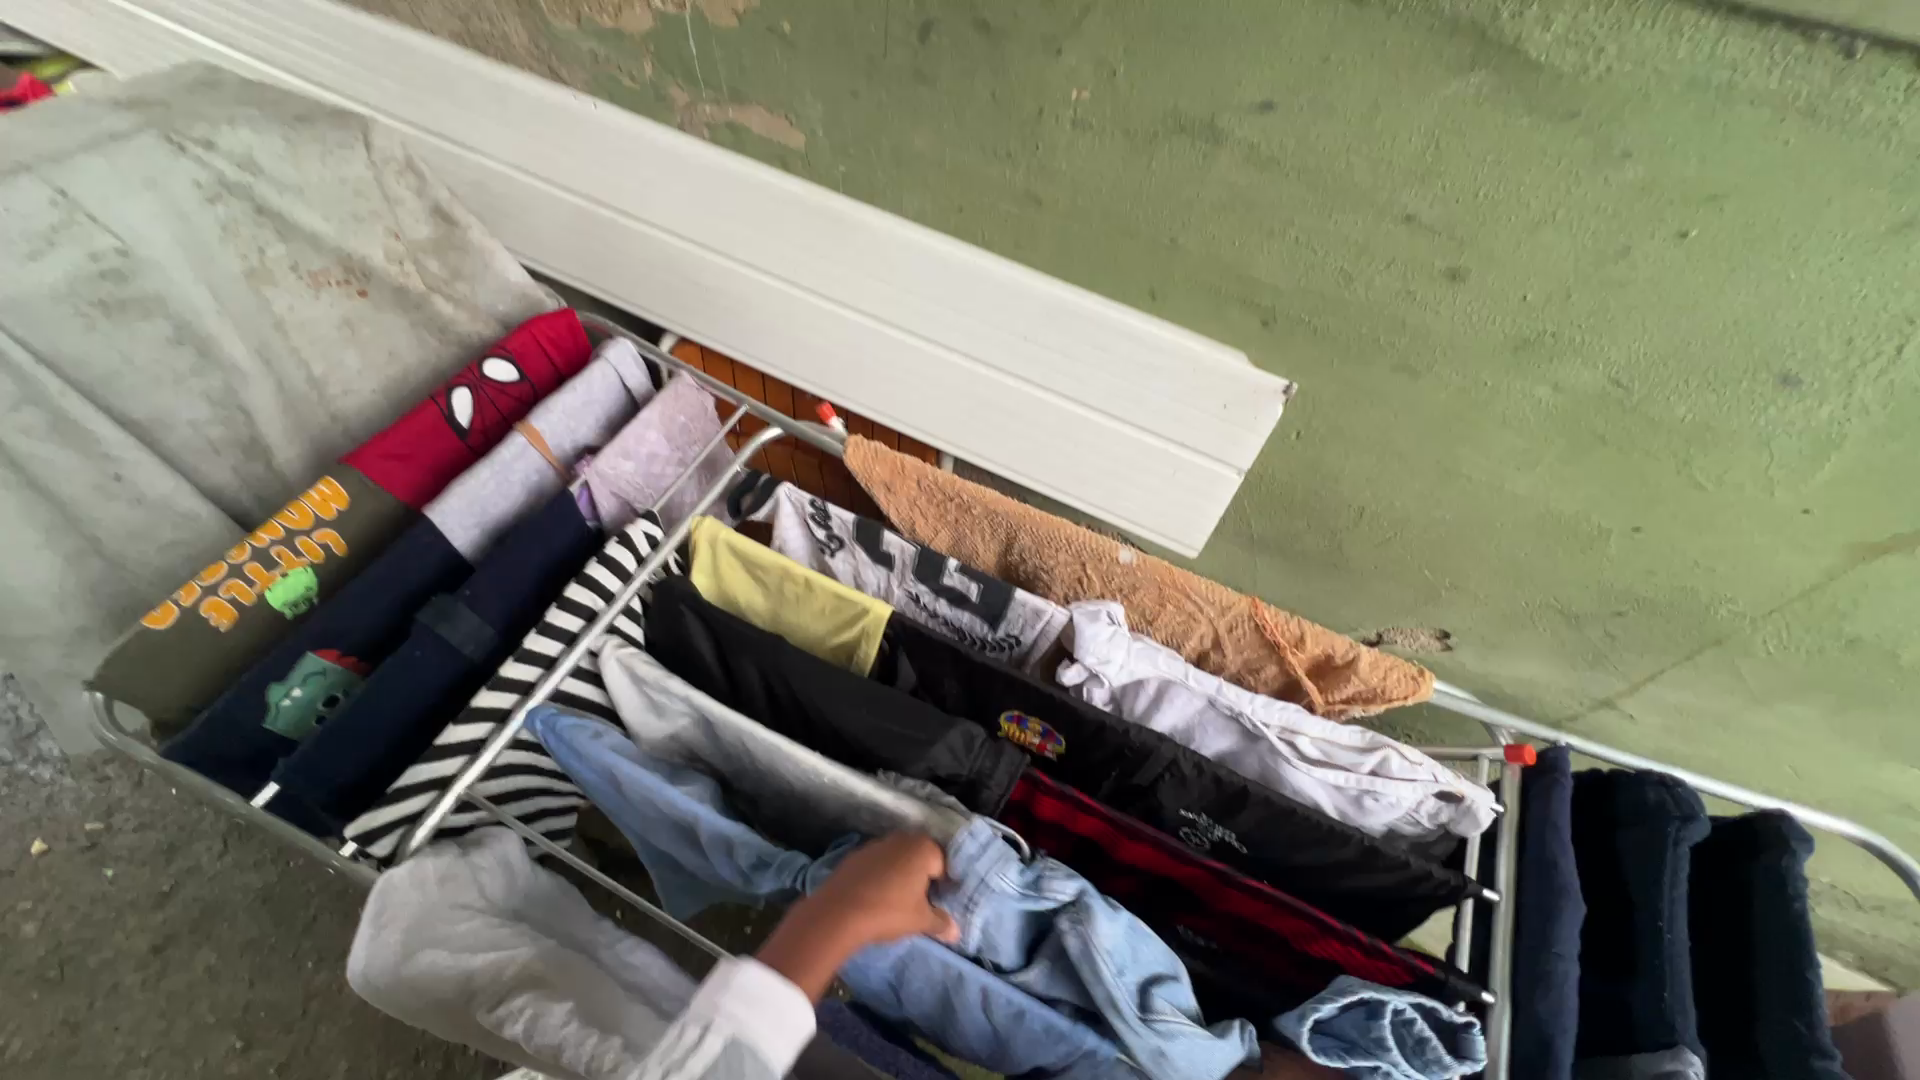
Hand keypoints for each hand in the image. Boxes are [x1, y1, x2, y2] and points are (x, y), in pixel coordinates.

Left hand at [755, 833, 957, 1000]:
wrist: (838, 911)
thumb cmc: (888, 911)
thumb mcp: (919, 921)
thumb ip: (940, 922)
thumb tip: (956, 931)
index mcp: (924, 848)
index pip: (944, 864)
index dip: (944, 885)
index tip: (938, 904)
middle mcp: (903, 839)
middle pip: (921, 857)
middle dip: (923, 877)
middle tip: (921, 902)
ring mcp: (877, 844)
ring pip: (898, 858)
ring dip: (901, 874)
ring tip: (897, 901)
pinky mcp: (857, 854)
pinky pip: (878, 863)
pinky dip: (881, 875)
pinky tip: (876, 896)